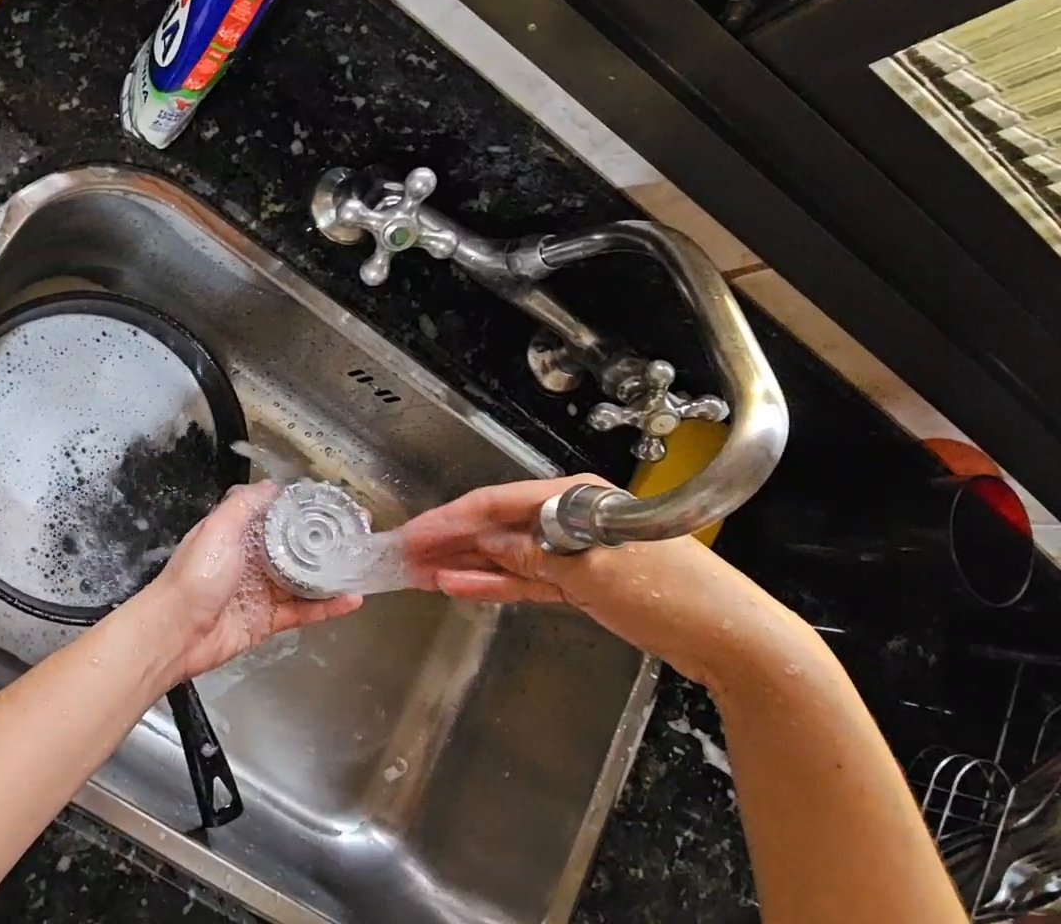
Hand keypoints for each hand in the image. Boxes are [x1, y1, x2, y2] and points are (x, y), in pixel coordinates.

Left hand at [135, 483, 362, 685]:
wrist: (176, 632)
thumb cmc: (195, 576)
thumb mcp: (217, 529)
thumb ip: (244, 505)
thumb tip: (273, 485)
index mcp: (237, 534)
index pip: (277, 516)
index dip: (305, 510)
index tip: (335, 504)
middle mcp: (251, 560)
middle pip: (296, 548)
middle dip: (326, 541)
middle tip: (359, 533)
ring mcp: (261, 591)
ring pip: (304, 580)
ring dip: (332, 575)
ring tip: (361, 565)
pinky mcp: (268, 621)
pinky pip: (303, 611)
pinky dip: (327, 607)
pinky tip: (351, 600)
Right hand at [397, 475, 809, 688]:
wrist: (738, 644)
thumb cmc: (674, 596)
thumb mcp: (592, 571)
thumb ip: (530, 554)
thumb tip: (484, 544)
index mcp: (575, 499)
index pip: (496, 504)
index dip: (450, 520)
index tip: (413, 537)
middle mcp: (569, 518)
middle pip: (496, 527)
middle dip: (449, 542)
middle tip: (405, 557)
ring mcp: (574, 552)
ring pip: (505, 555)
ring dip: (464, 566)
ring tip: (420, 575)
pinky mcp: (580, 584)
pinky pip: (525, 580)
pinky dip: (494, 585)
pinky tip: (458, 587)